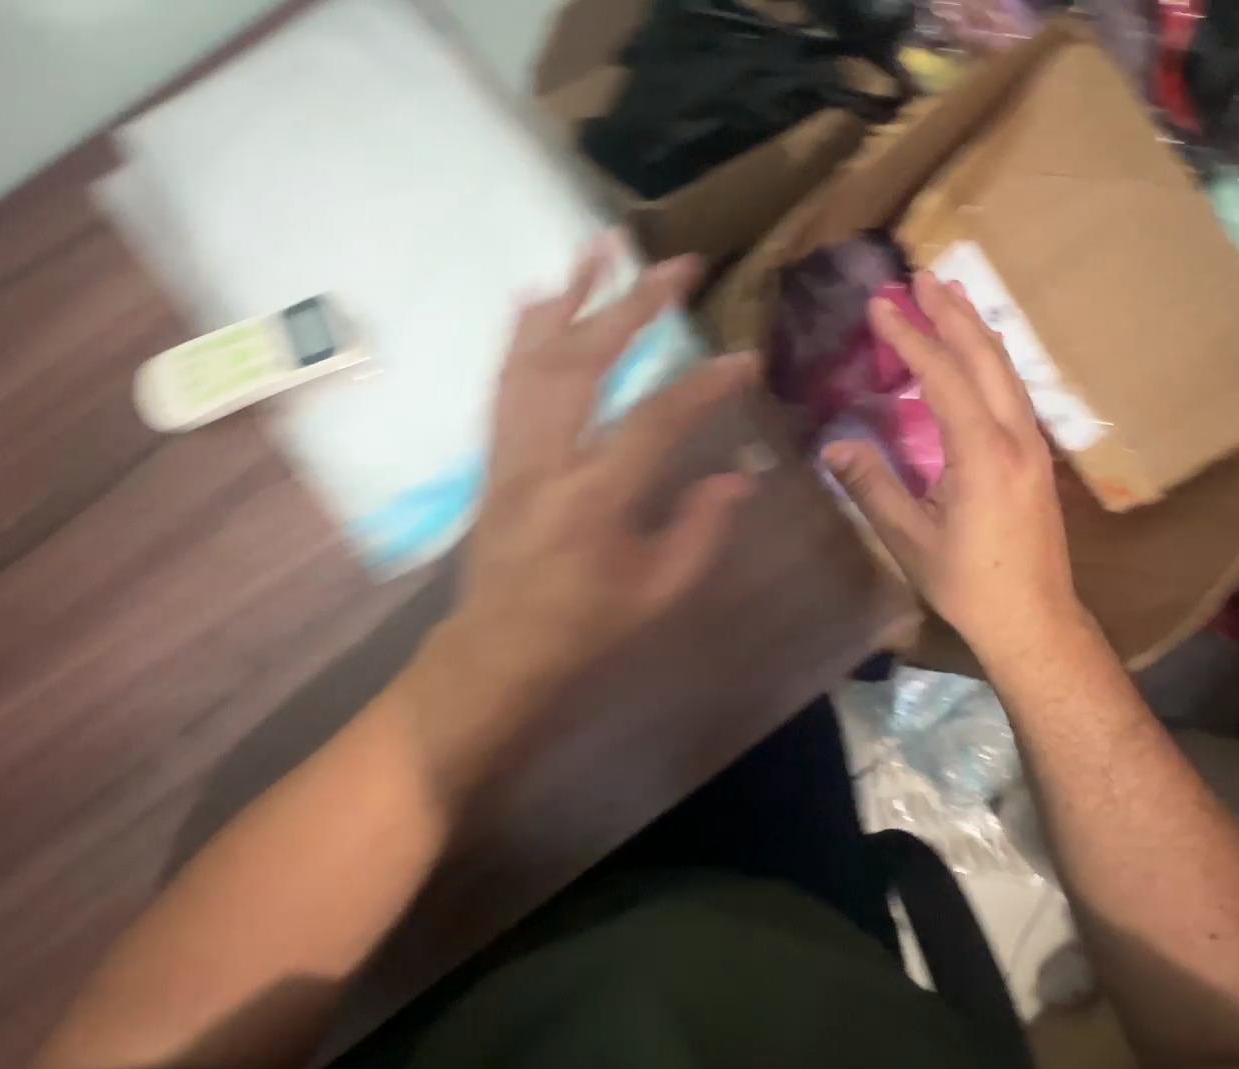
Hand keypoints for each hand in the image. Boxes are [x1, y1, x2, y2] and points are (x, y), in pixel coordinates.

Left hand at [401, 239, 758, 796]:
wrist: (499, 651)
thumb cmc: (586, 629)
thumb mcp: (660, 591)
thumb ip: (701, 528)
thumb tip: (738, 475)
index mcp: (597, 498)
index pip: (657, 420)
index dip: (705, 385)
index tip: (745, 359)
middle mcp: (547, 460)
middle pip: (585, 363)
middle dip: (633, 306)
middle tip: (675, 265)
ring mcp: (512, 452)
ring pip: (535, 358)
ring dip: (570, 298)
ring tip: (599, 247)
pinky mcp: (493, 455)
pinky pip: (503, 383)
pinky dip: (520, 335)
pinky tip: (535, 299)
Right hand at [822, 271, 1085, 667]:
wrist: (1034, 620)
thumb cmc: (967, 584)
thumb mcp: (909, 540)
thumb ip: (873, 488)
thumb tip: (834, 447)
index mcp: (984, 455)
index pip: (945, 378)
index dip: (912, 339)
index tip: (881, 306)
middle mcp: (1016, 438)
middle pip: (986, 359)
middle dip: (952, 315)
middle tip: (921, 278)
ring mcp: (1033, 446)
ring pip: (1006, 372)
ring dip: (975, 331)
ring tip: (949, 297)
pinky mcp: (1035, 458)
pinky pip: (1011, 392)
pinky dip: (988, 362)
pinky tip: (975, 357)